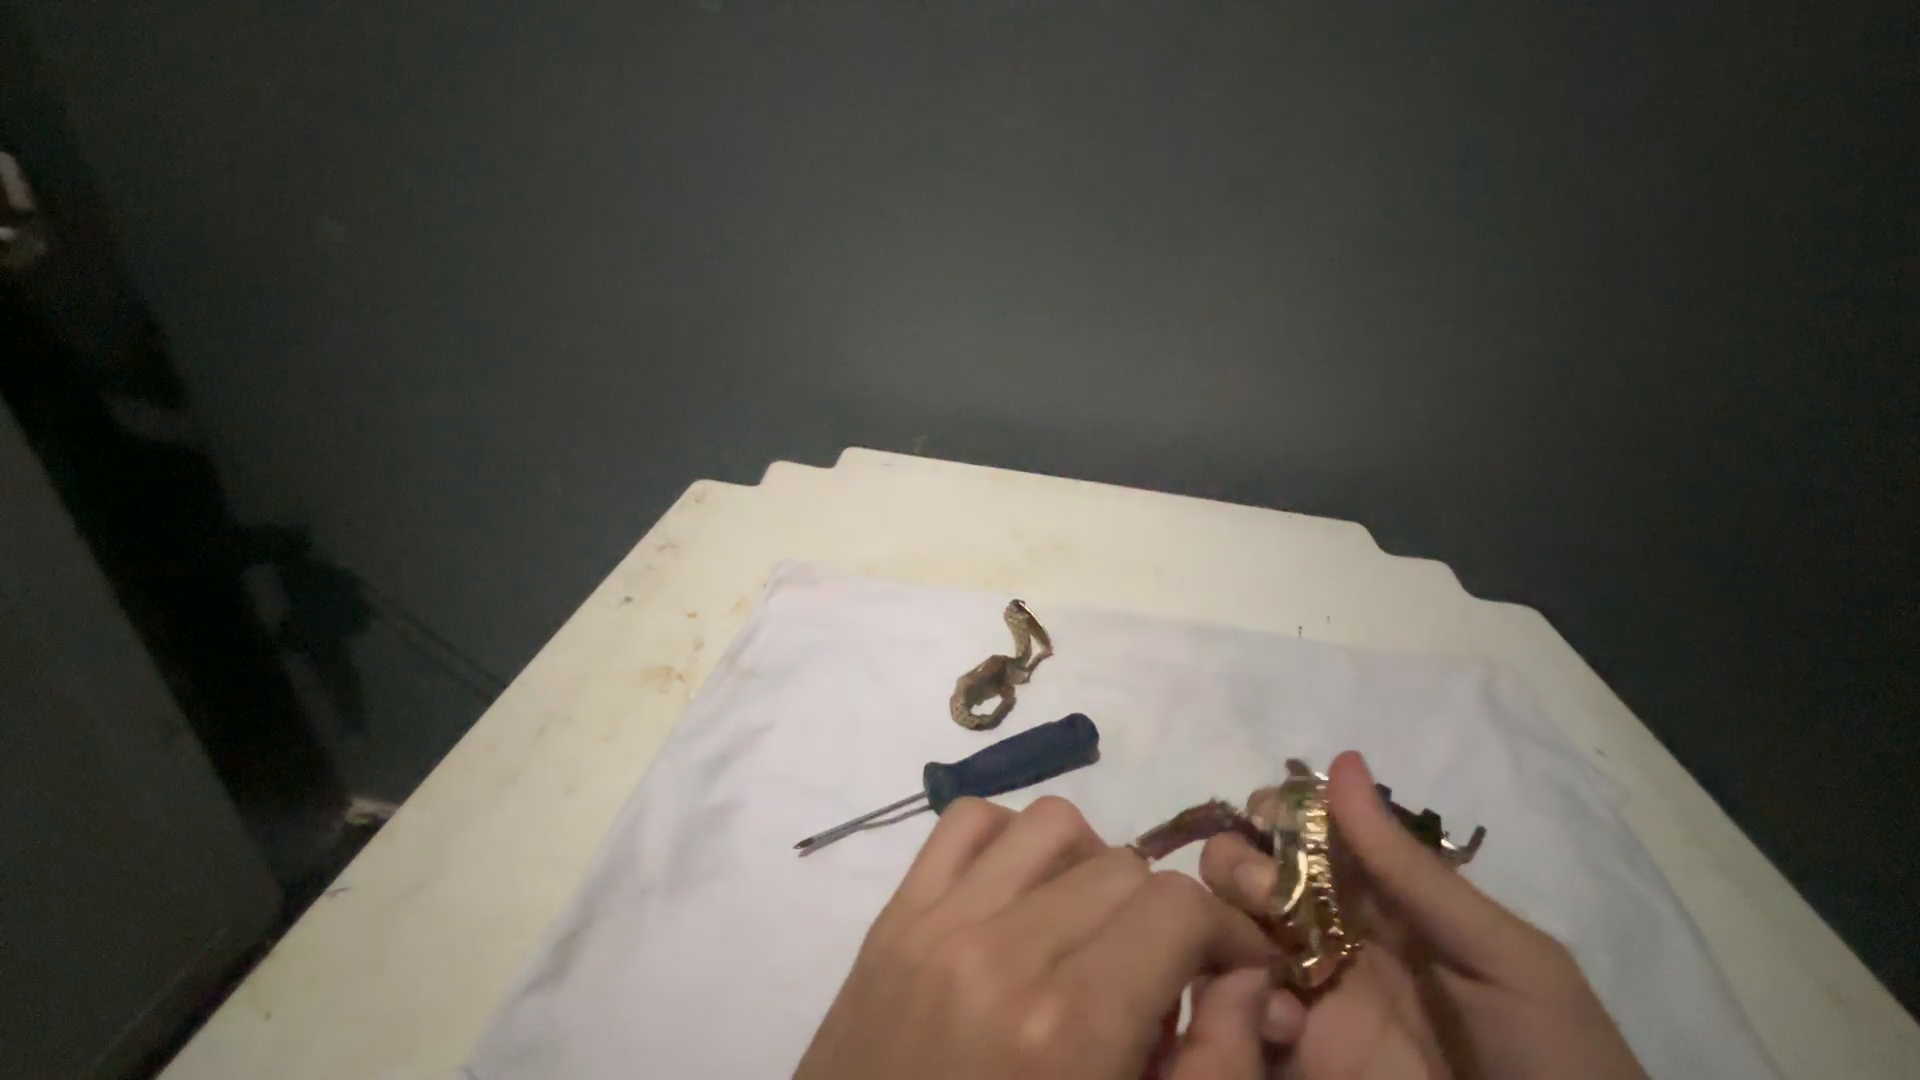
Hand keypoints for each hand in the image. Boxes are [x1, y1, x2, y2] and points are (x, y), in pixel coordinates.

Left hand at [795, 796, 1284, 1079]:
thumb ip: (1214, 1066)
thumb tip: (1251, 974)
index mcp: (1067, 1028)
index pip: (1175, 908)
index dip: (1225, 931)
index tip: (1232, 966)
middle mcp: (1002, 953)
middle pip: (1122, 867)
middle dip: (1162, 914)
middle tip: (1156, 973)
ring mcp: (937, 923)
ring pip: (1052, 823)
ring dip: (1092, 863)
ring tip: (1090, 922)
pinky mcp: (894, 916)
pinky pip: (966, 821)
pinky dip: (1011, 837)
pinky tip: (1022, 891)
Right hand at [1199, 751, 1649, 1079]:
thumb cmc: (1553, 1057)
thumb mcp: (1503, 956)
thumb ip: (1412, 869)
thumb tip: (1341, 759)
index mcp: (1385, 900)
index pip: (1308, 830)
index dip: (1278, 810)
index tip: (1268, 814)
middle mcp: (1333, 934)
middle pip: (1251, 870)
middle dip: (1239, 861)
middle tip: (1265, 889)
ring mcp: (1309, 996)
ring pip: (1230, 928)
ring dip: (1228, 919)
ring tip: (1262, 948)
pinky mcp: (1293, 1053)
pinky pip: (1236, 1008)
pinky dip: (1236, 1000)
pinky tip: (1283, 1018)